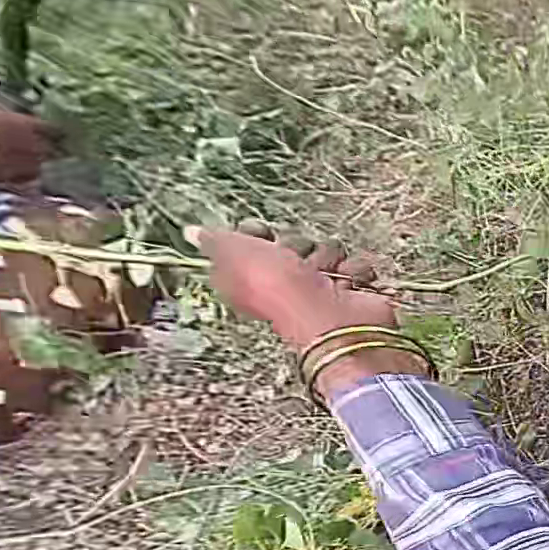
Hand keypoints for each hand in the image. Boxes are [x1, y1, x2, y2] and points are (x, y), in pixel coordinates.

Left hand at [196, 229, 424, 391]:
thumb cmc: (280, 289)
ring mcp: (322, 288)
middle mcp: (286, 283)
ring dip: (329, 260)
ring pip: (329, 250)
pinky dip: (355, 273)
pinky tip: (348, 284)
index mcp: (252, 276)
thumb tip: (192, 232)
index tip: (262, 234)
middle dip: (299, 247)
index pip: (257, 237)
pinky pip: (357, 266)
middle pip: (294, 242)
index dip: (259, 233)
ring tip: (327, 277)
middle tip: (298, 264)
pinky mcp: (354, 292)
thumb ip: (214, 240)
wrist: (332, 318)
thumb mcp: (234, 254)